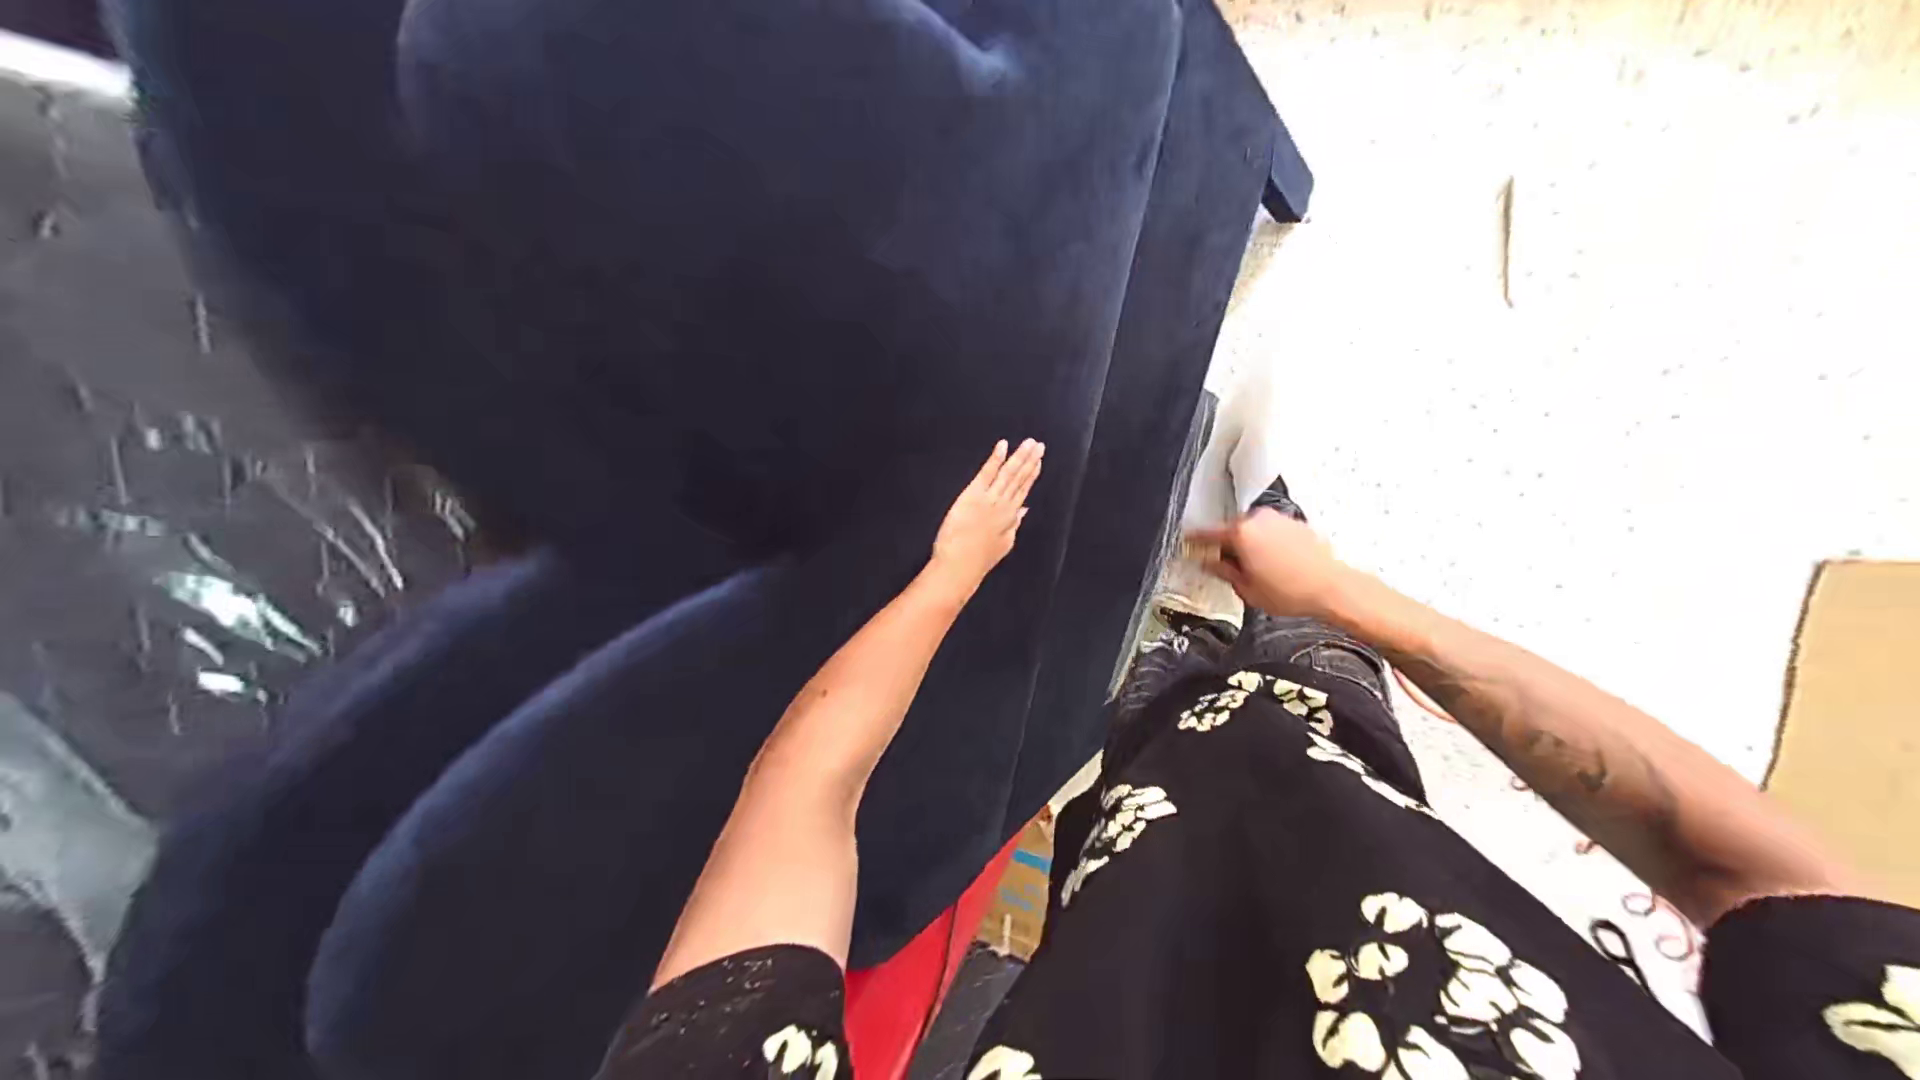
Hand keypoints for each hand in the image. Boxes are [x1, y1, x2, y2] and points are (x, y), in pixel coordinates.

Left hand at [929, 438, 1043, 593]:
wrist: (960, 566)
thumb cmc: (977, 559)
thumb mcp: (1003, 544)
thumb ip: (1014, 524)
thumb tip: (1024, 510)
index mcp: (1010, 517)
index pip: (1023, 490)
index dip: (1032, 474)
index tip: (1039, 460)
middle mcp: (1003, 505)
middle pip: (1019, 479)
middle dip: (1029, 461)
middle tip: (1038, 445)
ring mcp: (989, 499)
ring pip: (1009, 474)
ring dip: (1019, 457)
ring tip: (1028, 443)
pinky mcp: (973, 495)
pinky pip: (987, 473)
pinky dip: (996, 459)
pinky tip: (1003, 446)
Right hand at [1188, 509, 1361, 620]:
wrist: (1333, 589)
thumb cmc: (1292, 591)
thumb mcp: (1247, 589)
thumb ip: (1224, 571)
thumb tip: (1211, 563)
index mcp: (1241, 533)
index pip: (1207, 534)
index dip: (1194, 540)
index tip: (1186, 541)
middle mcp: (1259, 520)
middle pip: (1232, 530)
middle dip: (1228, 546)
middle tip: (1225, 566)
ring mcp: (1280, 520)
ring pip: (1253, 530)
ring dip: (1249, 545)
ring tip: (1255, 570)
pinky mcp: (1297, 525)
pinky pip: (1272, 532)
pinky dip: (1268, 544)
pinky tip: (1274, 566)